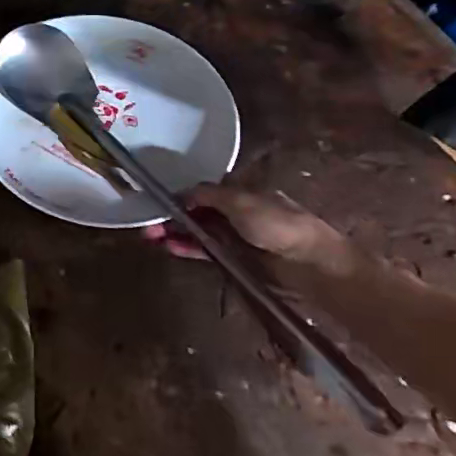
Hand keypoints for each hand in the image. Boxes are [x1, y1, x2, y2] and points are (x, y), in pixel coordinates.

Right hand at [143, 182, 359, 277]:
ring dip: (174, 232)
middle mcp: (234, 211)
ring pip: (197, 231)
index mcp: (239, 191)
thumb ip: (208, 195)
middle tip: (147, 223)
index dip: (178, 194)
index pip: (201, 190)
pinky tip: (169, 247)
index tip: (155, 200)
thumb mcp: (240, 201)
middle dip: (171, 215)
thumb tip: (182, 194)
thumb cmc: (277, 224)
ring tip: (150, 237)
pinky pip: (205, 250)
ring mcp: (234, 236)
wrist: (309, 264)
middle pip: (195, 211)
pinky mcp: (234, 259)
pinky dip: (187, 248)